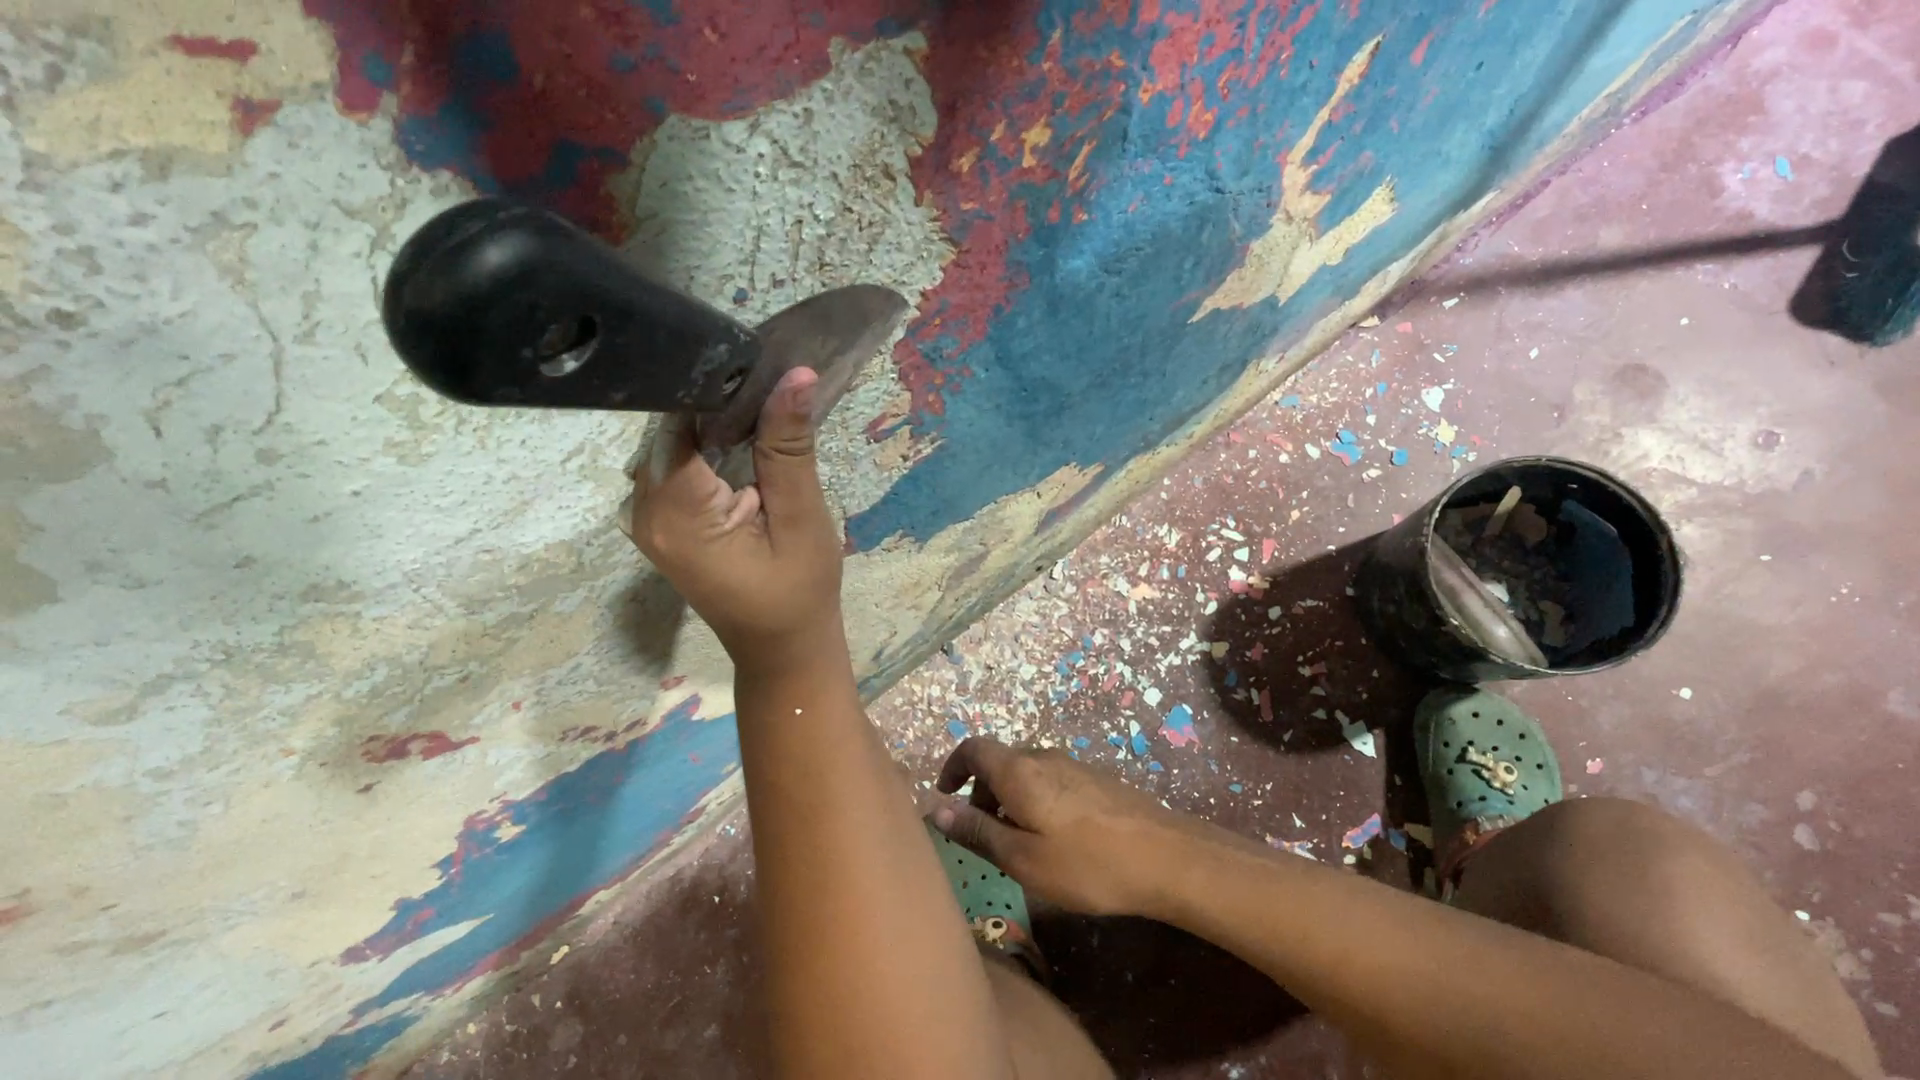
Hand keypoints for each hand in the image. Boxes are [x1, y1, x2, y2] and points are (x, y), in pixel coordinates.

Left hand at [624, 367, 844, 673]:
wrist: (783, 649)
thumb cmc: (798, 592)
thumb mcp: (800, 518)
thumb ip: (788, 446)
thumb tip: (796, 374)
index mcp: (675, 512)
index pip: (677, 420)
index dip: (713, 384)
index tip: (754, 356)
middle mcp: (644, 511)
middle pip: (669, 429)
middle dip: (715, 399)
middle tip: (766, 370)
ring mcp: (647, 520)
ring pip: (671, 444)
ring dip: (711, 420)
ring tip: (759, 395)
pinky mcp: (662, 524)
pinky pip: (675, 467)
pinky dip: (706, 446)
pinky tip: (742, 434)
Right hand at [930, 736, 1227, 917]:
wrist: (1167, 858)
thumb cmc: (1086, 864)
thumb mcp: (1022, 858)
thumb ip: (977, 831)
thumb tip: (935, 808)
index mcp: (1019, 771)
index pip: (973, 748)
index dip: (952, 767)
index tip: (944, 797)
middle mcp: (1044, 757)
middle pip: (1000, 761)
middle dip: (981, 792)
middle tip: (982, 835)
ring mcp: (1075, 766)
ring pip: (1028, 773)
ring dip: (1010, 799)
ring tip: (1017, 844)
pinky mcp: (1098, 780)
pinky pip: (1052, 782)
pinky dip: (1036, 802)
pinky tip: (1055, 840)